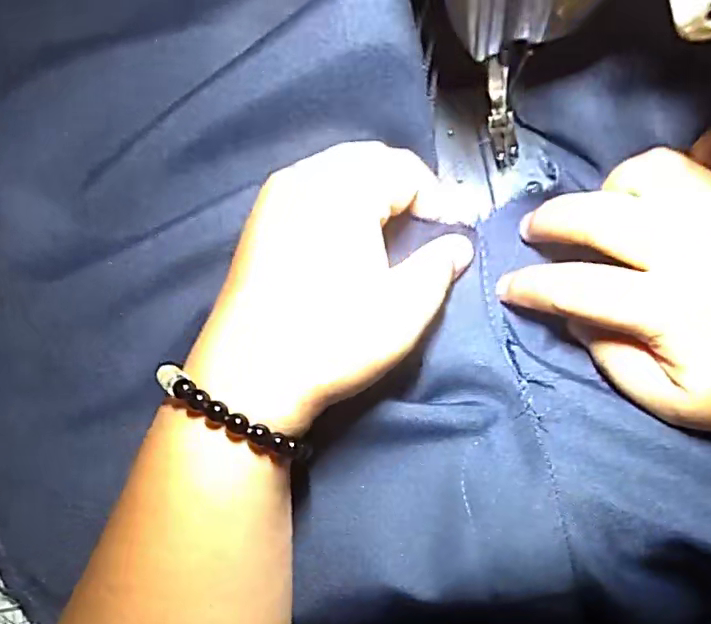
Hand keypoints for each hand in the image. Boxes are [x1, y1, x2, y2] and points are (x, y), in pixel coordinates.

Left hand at [182, 141, 474, 433]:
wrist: (253, 375)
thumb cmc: (335, 339)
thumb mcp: (405, 310)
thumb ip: (439, 268)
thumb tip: (457, 246)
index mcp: (344, 188)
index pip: (405, 169)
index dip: (439, 199)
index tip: (456, 234)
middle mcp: (305, 177)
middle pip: (369, 161)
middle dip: (406, 191)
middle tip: (428, 232)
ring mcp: (275, 198)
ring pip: (337, 175)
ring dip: (372, 198)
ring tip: (393, 240)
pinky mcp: (259, 224)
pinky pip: (311, 195)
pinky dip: (341, 209)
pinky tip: (350, 248)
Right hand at [496, 109, 710, 444]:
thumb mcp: (675, 404)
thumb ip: (617, 362)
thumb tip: (576, 323)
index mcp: (669, 309)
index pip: (578, 288)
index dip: (534, 288)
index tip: (510, 287)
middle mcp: (697, 247)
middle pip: (603, 215)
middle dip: (554, 221)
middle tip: (538, 232)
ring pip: (657, 168)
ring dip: (618, 185)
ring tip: (610, 207)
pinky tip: (699, 174)